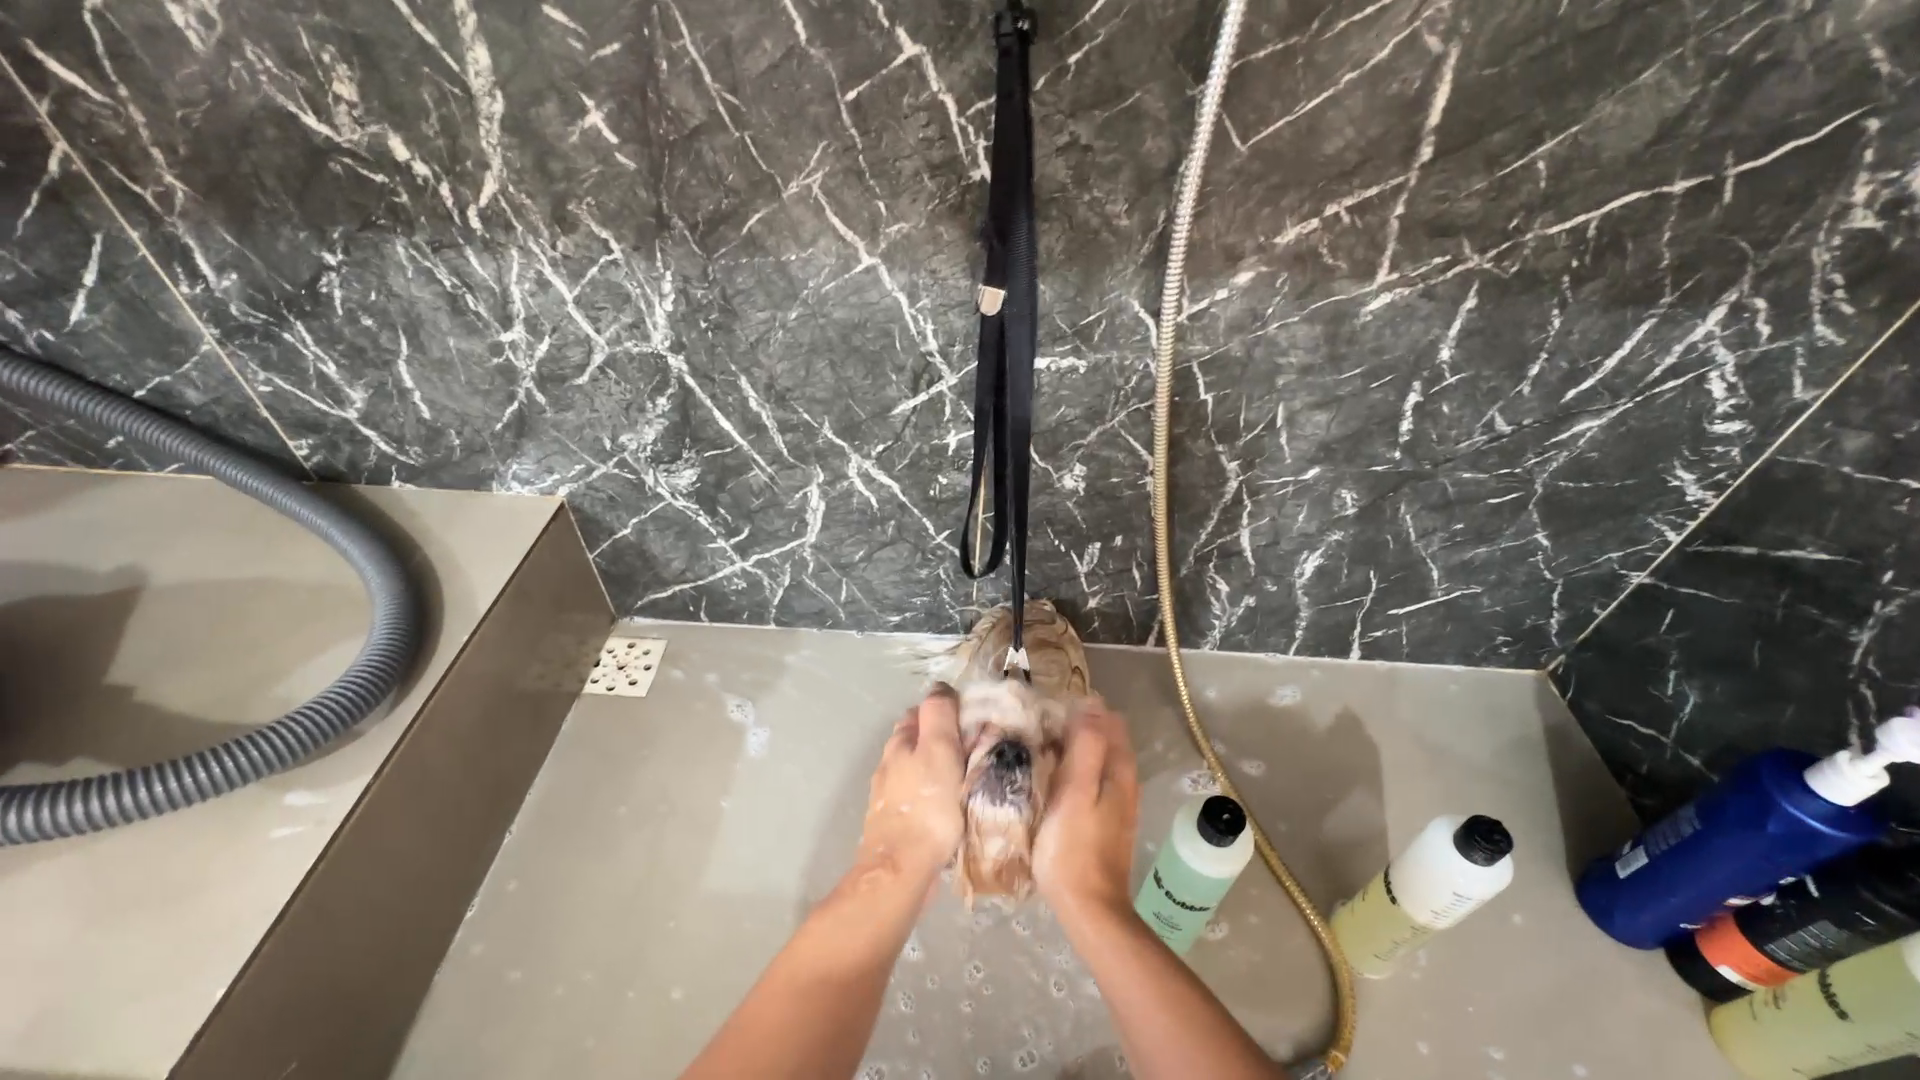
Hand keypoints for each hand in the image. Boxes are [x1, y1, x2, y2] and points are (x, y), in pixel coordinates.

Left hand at [855, 686, 966, 885]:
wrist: (902, 869)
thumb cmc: (926, 806)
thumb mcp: (938, 749)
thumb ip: (939, 716)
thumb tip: (940, 687)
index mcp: (900, 743)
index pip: (921, 711)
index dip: (946, 710)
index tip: (975, 719)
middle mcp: (890, 765)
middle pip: (919, 740)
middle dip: (943, 739)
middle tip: (978, 748)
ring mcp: (891, 796)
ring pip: (920, 770)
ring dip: (941, 768)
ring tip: (971, 777)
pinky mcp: (899, 823)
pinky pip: (922, 798)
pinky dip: (937, 795)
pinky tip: (953, 806)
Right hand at [1034, 695, 1139, 921]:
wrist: (1089, 908)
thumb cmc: (1074, 847)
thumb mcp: (1075, 791)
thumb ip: (1085, 745)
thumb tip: (1092, 702)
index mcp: (1120, 770)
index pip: (1109, 721)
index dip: (1082, 710)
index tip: (1048, 712)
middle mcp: (1126, 783)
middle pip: (1107, 739)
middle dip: (1079, 727)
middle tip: (1040, 729)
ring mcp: (1119, 805)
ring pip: (1099, 762)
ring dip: (1076, 750)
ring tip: (1041, 751)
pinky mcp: (1107, 824)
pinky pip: (1093, 783)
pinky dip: (1076, 773)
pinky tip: (1053, 783)